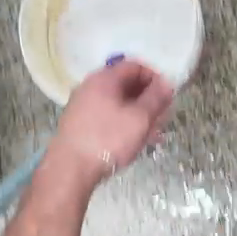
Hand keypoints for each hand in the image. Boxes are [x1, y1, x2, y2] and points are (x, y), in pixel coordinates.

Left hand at [51, 60, 174, 183]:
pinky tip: (133, 141)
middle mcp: (90, 87)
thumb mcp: (140, 118)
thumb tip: (166, 83)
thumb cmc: (108, 139)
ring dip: (138, 114)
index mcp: (105, 79)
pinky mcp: (79, 124)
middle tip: (162, 116)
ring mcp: (82, 106)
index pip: (135, 66)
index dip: (155, 77)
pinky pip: (107, 116)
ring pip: (117, 102)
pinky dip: (123, 123)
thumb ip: (156, 98)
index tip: (166, 96)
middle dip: (148, 99)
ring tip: (152, 133)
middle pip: (126, 84)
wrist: (69, 170)